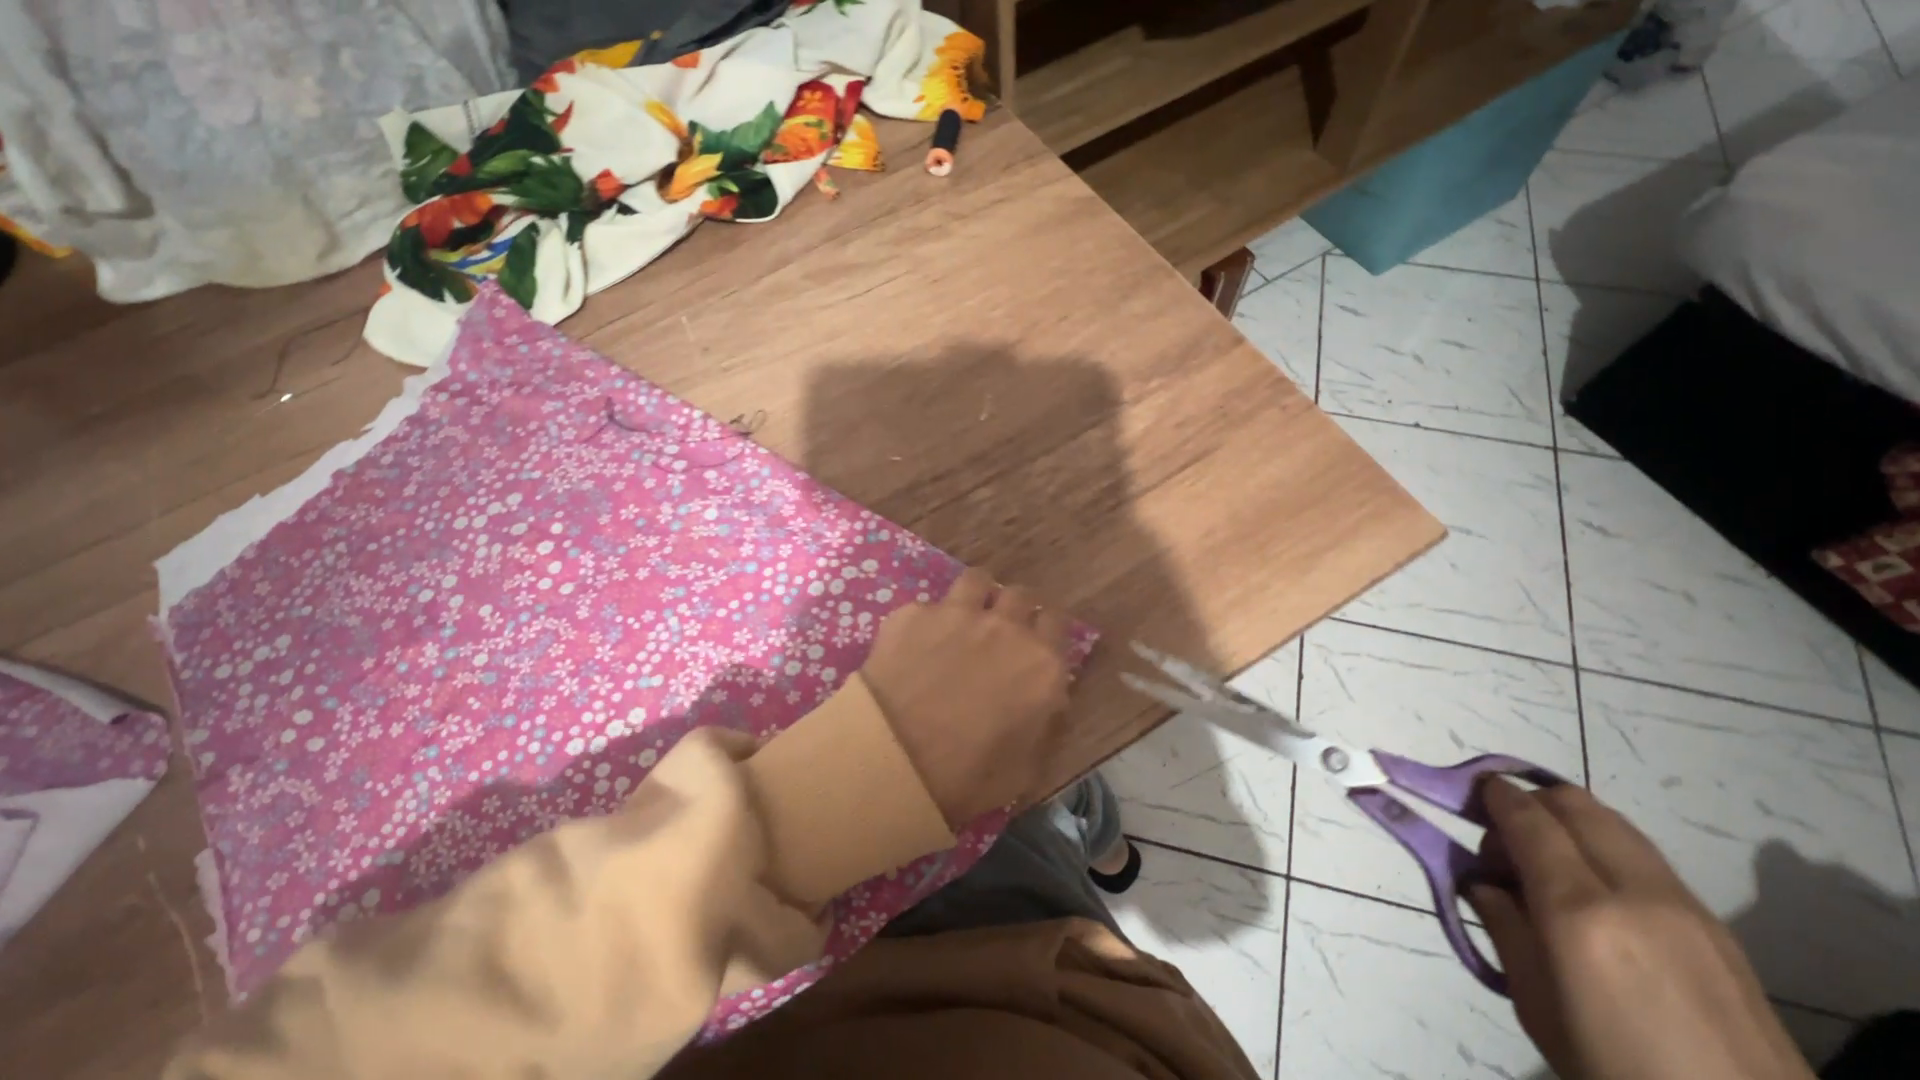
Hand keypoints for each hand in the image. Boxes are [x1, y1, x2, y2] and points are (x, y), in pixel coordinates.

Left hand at [860, 567, 1073, 826]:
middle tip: (999, 635)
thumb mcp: (1024, 768)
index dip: (1046, 632)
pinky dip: (928, 621)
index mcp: (1042, 665)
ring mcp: (956, 614)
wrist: (892, 762)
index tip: (1035, 646)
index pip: (1057, 623)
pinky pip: (929, 605)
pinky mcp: (912, 614)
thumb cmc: (966, 778)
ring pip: (978, 581)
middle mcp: (1005, 628)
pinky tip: (915, 645)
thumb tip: (1044, 703)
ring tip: (963, 620)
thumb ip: (1042, 724)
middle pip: (1020, 595)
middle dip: (1014, 611)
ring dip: (977, 597)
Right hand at [1466, 780, 1815, 1079]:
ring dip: (1567, 820)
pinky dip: (1602, 844)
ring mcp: (1680, 899)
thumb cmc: (1615, 1068)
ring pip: (1612, 821)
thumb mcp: (1537, 1007)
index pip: (1529, 823)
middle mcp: (1632, 889)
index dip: (1495, 797)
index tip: (1470, 793)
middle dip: (1529, 801)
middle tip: (1500, 837)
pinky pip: (1642, 852)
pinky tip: (1591, 886)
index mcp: (1580, 915)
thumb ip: (1504, 930)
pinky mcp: (1710, 916)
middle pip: (1574, 805)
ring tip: (1543, 860)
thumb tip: (1482, 883)